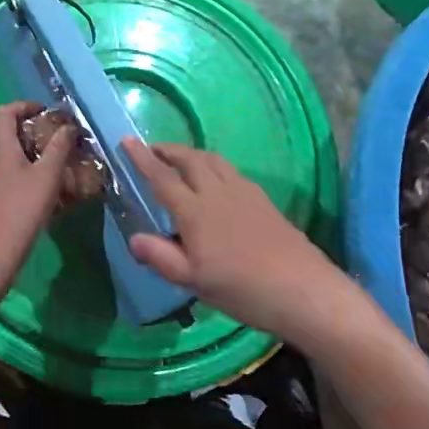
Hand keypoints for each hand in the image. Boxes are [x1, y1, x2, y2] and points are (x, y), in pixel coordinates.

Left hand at [0, 102, 75, 264]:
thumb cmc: (24, 206)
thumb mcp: (48, 174)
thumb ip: (59, 147)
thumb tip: (69, 127)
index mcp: (1, 146)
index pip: (5, 112)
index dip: (24, 105)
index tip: (45, 111)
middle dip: (17, 123)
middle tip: (41, 129)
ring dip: (17, 143)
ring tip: (43, 151)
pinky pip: (0, 165)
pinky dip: (16, 161)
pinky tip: (37, 175)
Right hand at [122, 138, 364, 348]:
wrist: (300, 288)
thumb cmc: (241, 289)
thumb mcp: (193, 281)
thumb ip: (161, 257)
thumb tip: (134, 239)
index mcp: (195, 211)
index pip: (162, 177)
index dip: (143, 158)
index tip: (127, 140)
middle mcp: (218, 192)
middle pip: (190, 159)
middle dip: (168, 150)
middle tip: (152, 149)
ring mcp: (244, 192)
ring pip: (214, 160)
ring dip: (192, 154)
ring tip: (181, 160)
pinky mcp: (263, 199)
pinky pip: (231, 171)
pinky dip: (214, 166)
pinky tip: (216, 181)